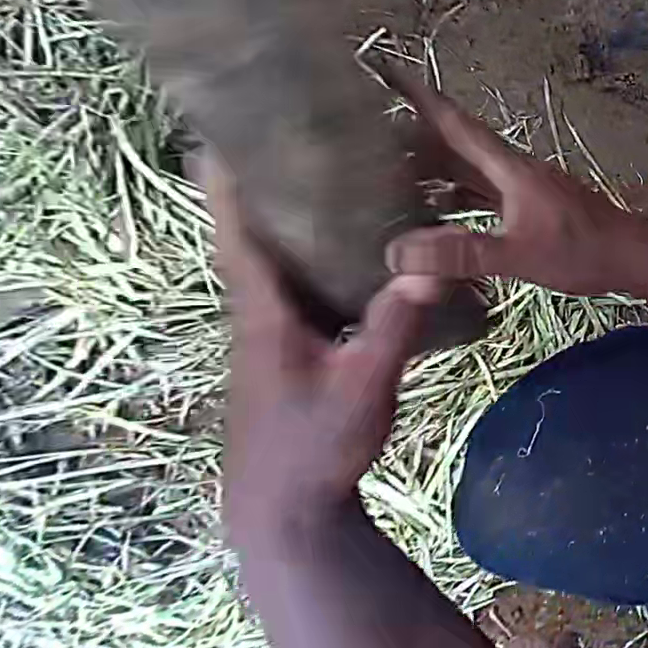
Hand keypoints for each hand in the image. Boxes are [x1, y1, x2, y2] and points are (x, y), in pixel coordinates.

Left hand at [203, 157, 444, 546]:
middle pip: (259, 244)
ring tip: (340, 192)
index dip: (226, 193)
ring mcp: (279, 337)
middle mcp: (264, 318)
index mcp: (266, 317)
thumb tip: (426, 269)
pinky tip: (364, 262)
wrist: (285, 505)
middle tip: (304, 152)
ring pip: (285, 269)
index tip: (221, 142)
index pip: (240, 242)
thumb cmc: (315, 444)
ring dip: (298, 228)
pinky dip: (324, 264)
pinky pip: (308, 292)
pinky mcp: (298, 352)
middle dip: (268, 196)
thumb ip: (394, 328)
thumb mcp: (364, 384)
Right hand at [383, 76, 647, 295]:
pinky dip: (461, 196)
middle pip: (460, 145)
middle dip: (415, 135)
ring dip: (437, 168)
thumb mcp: (520, 255)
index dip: (421, 98)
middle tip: (364, 132)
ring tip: (388, 172)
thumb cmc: (585, 252)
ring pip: (473, 171)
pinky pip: (488, 194)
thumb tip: (396, 251)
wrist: (636, 258)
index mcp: (512, 170)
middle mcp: (518, 172)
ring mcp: (529, 190)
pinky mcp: (537, 209)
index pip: (458, 125)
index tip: (386, 71)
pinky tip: (440, 211)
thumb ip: (463, 253)